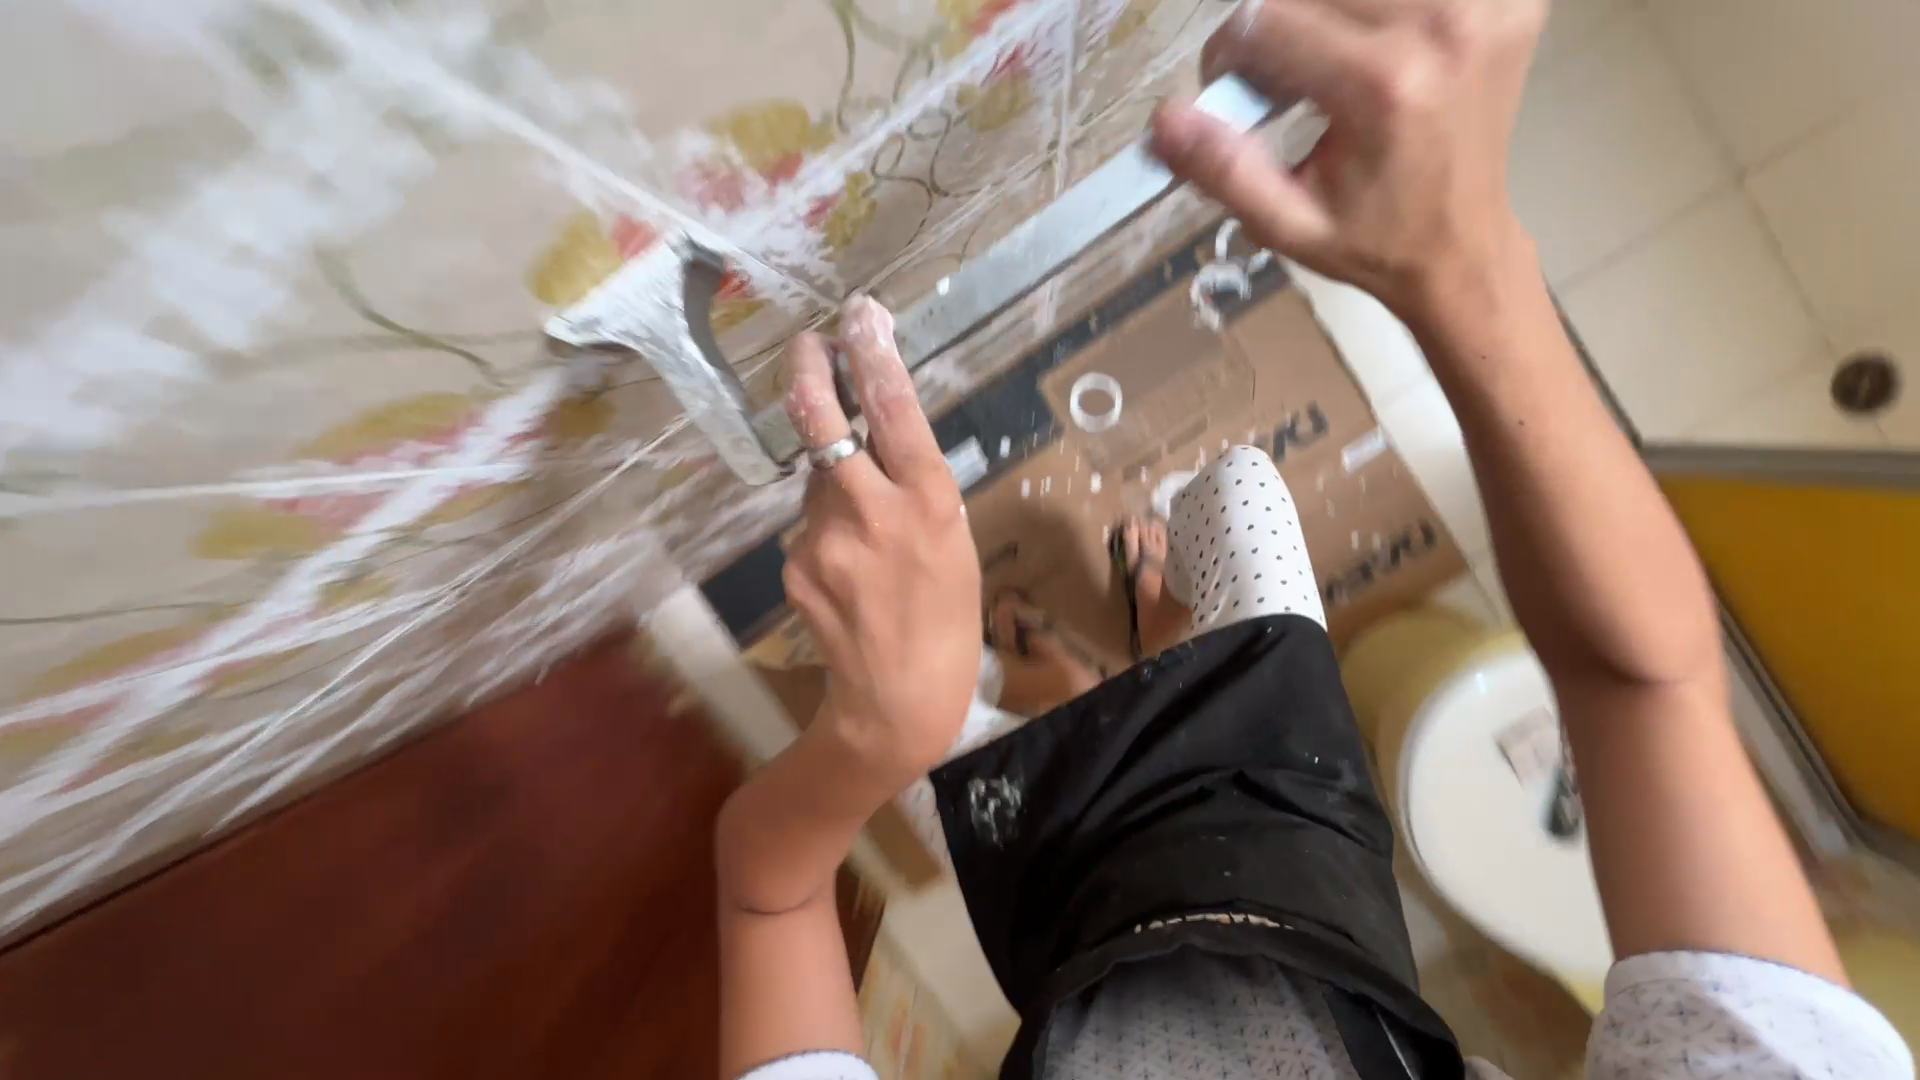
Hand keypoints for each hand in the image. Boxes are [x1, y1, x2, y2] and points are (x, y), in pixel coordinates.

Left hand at [781, 296, 981, 783]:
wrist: (897, 701)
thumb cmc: (949, 622)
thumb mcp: (955, 546)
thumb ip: (913, 492)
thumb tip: (868, 448)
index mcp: (929, 503)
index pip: (894, 410)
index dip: (875, 354)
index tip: (860, 312)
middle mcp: (872, 511)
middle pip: (824, 425)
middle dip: (811, 372)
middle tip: (808, 342)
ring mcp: (823, 540)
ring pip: (817, 481)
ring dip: (833, 481)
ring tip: (865, 528)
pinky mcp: (793, 566)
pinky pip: (809, 527)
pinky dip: (827, 531)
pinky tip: (849, 571)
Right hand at [1150, 0, 1545, 318]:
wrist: (1460, 245)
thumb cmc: (1367, 242)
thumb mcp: (1283, 224)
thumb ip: (1222, 170)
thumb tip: (1161, 120)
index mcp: (1381, 83)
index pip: (1266, 18)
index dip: (1228, 54)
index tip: (1229, 91)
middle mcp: (1443, 18)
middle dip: (1273, 27)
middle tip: (1281, 84)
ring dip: (1320, 12)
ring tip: (1323, 65)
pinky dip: (1369, 9)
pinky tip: (1371, 44)